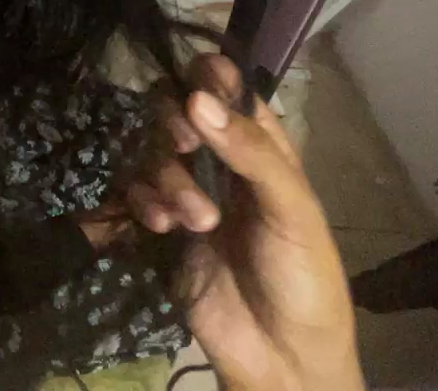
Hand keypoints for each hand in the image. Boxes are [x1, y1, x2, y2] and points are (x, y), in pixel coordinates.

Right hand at [131, 56, 364, 390]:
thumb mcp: (292, 212)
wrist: (278, 361)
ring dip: (167, 177)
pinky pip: (133, 188)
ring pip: (153, 149)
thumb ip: (249, 152)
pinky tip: (162, 227)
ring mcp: (185, 188)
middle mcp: (218, 159)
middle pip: (176, 109)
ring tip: (195, 220)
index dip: (207, 76)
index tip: (195, 86)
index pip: (226, 88)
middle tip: (184, 144)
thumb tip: (195, 98)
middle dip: (175, 124)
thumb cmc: (304, 279)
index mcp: (260, 149)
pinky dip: (144, 202)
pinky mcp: (157, 219)